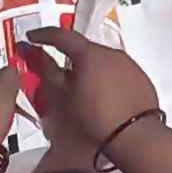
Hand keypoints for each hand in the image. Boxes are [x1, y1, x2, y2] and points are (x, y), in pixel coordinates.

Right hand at [21, 27, 159, 144]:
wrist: (136, 137)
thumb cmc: (93, 117)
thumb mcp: (64, 97)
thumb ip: (47, 72)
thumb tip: (32, 53)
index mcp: (90, 53)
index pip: (62, 35)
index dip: (43, 35)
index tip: (30, 38)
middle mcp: (112, 52)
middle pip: (85, 49)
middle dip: (69, 56)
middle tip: (57, 71)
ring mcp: (130, 64)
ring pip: (102, 61)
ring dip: (89, 68)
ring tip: (81, 86)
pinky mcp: (141, 78)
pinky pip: (118, 72)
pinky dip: (105, 78)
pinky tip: (102, 95)